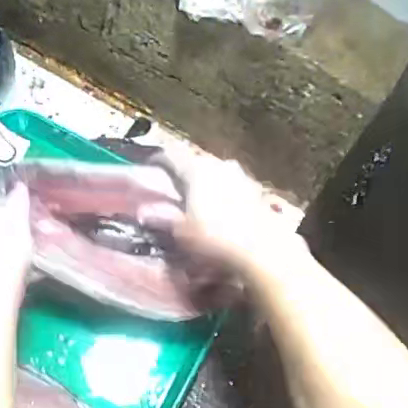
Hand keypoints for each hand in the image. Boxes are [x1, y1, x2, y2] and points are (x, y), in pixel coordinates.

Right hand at [159, 151, 304, 272]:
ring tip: (200, 201)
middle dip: (186, 174)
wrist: (263, 252)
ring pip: (218, 175)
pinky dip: (225, 197)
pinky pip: (234, 190)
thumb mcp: (183, 233)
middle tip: (175, 187)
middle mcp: (221, 165)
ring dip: (208, 185)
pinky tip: (223, 213)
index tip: (152, 166)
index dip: (160, 160)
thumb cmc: (215, 239)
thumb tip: (145, 212)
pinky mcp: (258, 194)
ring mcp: (242, 178)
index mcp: (198, 169)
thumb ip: (164, 219)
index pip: (172, 155)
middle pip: (198, 163)